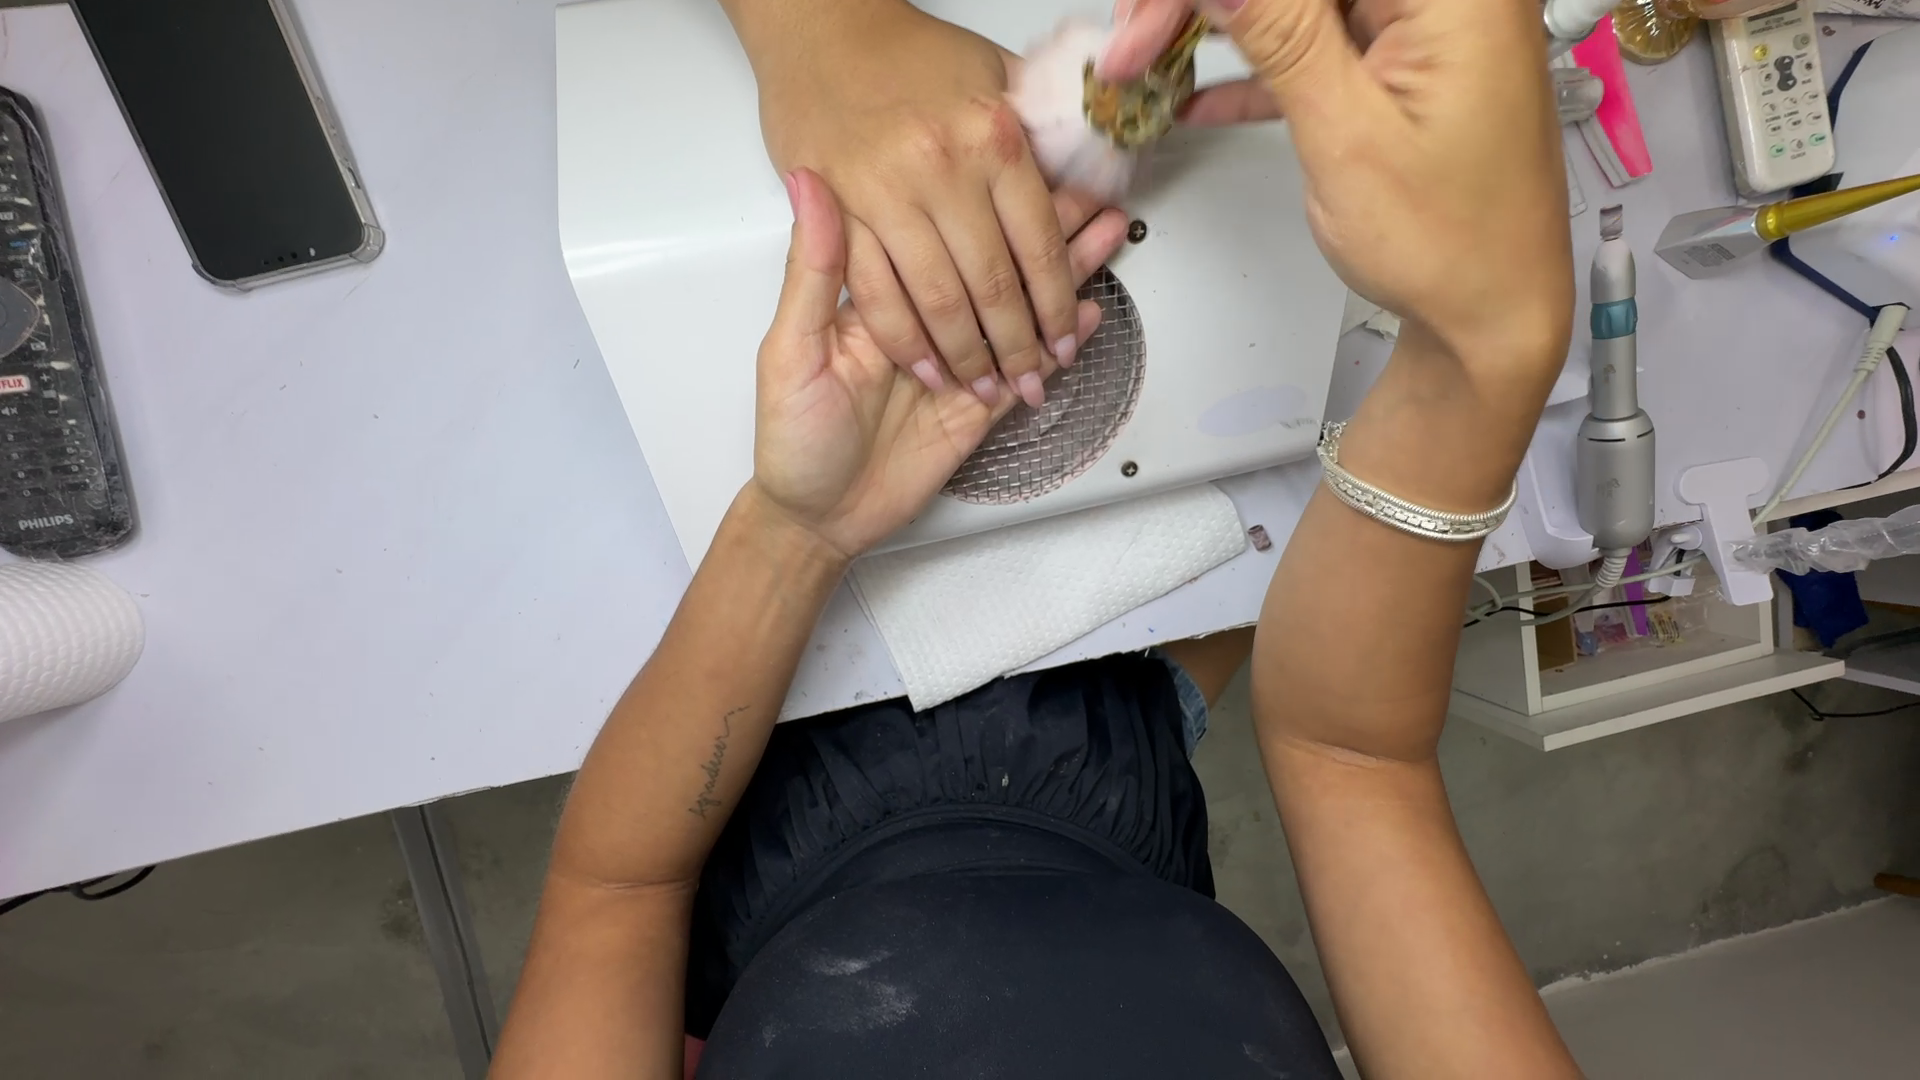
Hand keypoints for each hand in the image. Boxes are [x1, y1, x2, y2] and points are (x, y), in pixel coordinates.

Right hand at [749, 3, 1088, 409]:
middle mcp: (943, 170)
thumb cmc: (905, 55)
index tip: (1064, 342)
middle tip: (1033, 380)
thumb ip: (1040, 136)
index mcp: (992, 138)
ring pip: (940, 302)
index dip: (1057, 306)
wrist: (816, 24)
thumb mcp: (992, 74)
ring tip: (990, 387)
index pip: (1040, 245)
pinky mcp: (840, 218)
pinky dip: (907, 342)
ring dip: (969, 357)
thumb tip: (1087, 181)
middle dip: (1018, 346)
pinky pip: (878, 298)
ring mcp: (886, 197)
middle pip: (995, 284)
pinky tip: (931, 370)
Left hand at [749, 169, 1126, 560]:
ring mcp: (959, 365)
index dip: (990, 199)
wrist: (819, 514)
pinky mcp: (976, 410)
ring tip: (1109, 236)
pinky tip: (1087, 315)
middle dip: (1046, 230)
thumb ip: (812, 273)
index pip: (947, 233)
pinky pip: (1025, 369)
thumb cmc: (792, 437)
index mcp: (884, 298)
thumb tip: (806, 184)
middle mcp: (928, 322)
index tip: (1027, 157)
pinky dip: (1058, 344)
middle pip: (997, 264)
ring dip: (1064, 275)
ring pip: (1020, 309)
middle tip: (1094, 194)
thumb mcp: (791, 351)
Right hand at [1104, 0, 1572, 382]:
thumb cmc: (1444, 237)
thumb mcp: (1346, 135)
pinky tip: (1194, 95)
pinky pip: (1310, 46)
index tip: (1143, 14)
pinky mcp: (1390, 68)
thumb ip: (1285, 41)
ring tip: (1148, 61)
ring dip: (1219, 26)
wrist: (1484, 302)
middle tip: (1134, 41)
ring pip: (1296, 3)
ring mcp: (1415, 27)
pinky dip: (1251, 70)